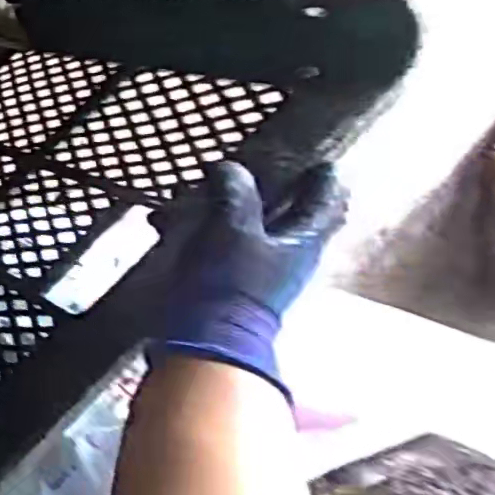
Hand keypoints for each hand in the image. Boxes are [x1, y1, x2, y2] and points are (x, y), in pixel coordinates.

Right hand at [155, 160, 346, 399]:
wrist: (209, 328)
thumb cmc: (230, 277)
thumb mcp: (231, 229)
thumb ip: (234, 196)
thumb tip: (230, 167)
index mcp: (302, 242)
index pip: (322, 206)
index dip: (323, 185)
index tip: (325, 167)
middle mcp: (287, 255)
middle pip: (283, 216)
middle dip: (266, 195)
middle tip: (250, 175)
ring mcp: (258, 268)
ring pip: (245, 228)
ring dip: (221, 209)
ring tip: (191, 195)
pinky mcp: (228, 278)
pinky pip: (216, 243)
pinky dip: (197, 228)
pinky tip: (169, 223)